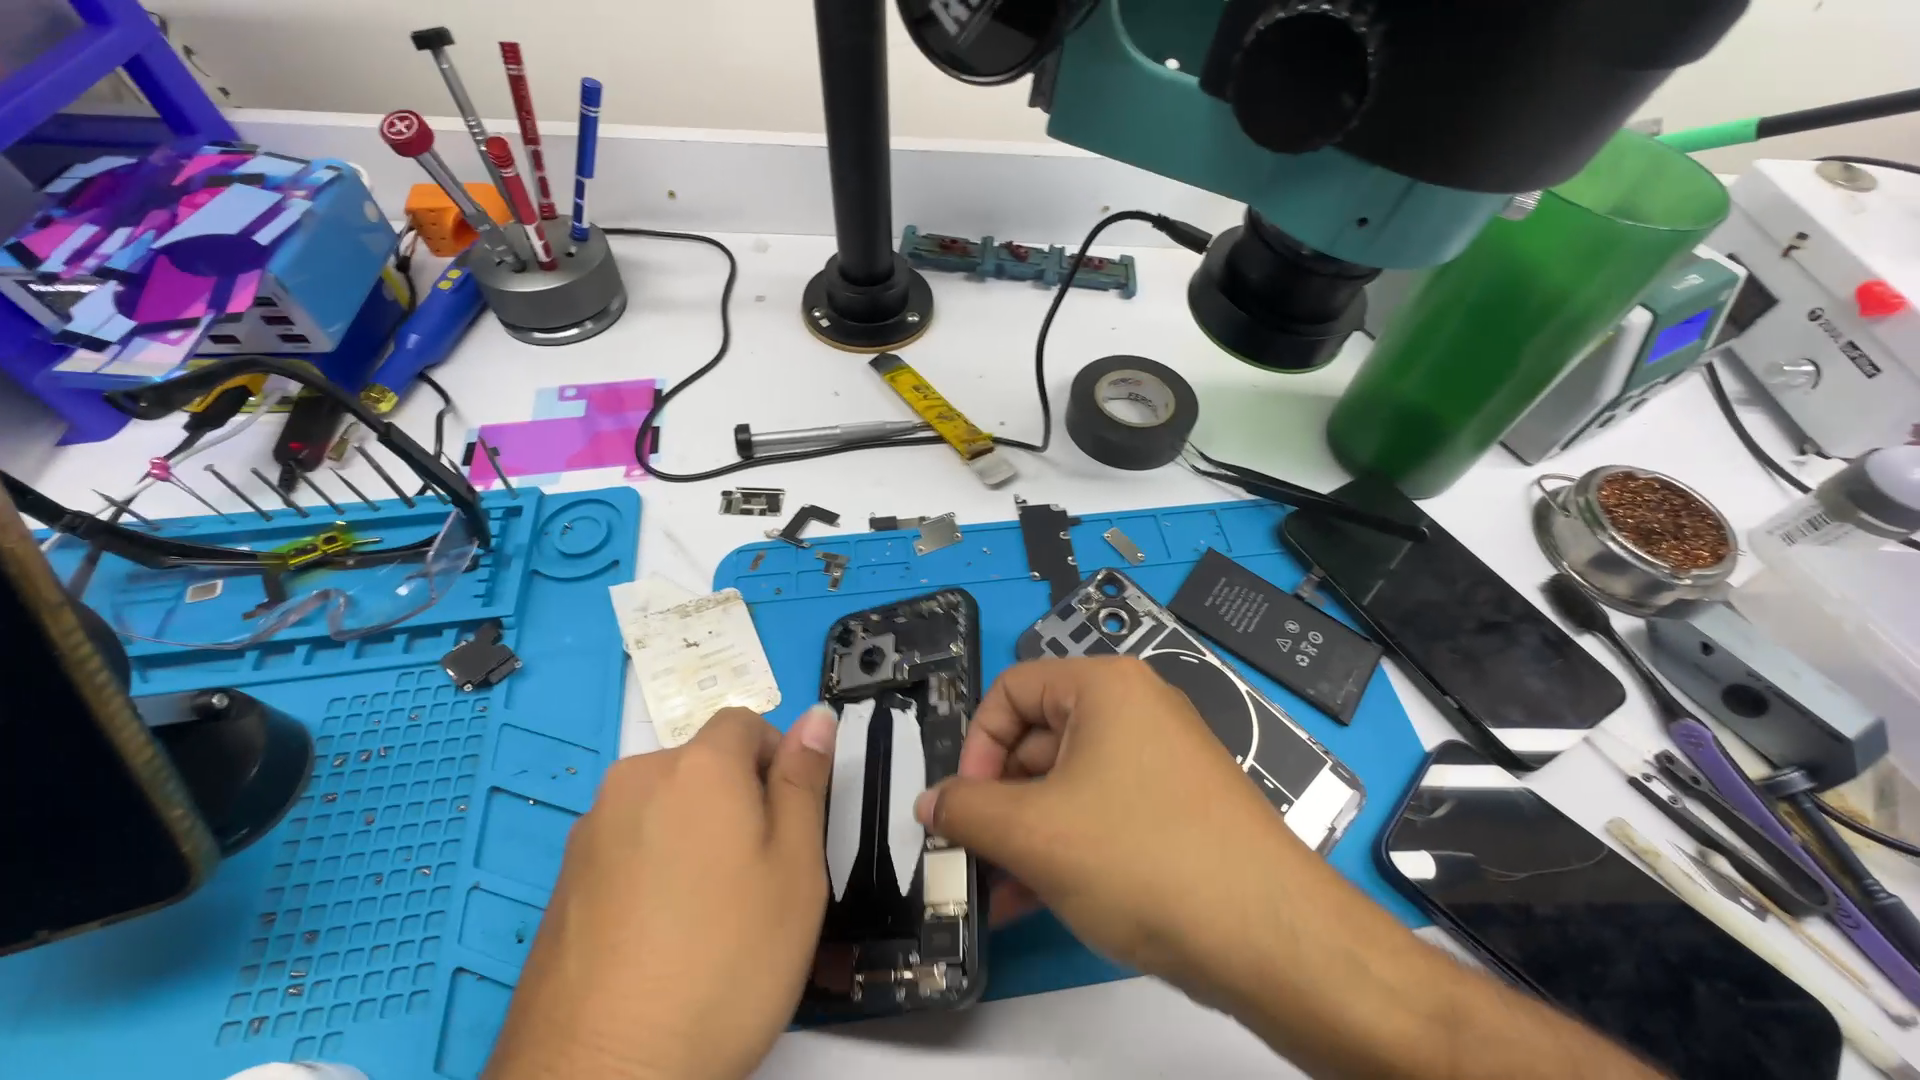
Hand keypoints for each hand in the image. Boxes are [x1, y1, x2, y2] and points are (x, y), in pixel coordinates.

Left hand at [484, 705, 837, 1079]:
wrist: (602, 1074)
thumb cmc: (726, 961)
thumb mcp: (794, 869)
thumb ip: (804, 782)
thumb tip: (815, 717)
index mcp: (696, 768)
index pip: (746, 723)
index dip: (779, 760)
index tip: (791, 825)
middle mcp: (632, 783)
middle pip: (702, 765)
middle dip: (738, 801)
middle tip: (760, 879)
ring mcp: (589, 834)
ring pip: (665, 809)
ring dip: (695, 837)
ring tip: (711, 918)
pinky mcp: (563, 884)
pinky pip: (628, 849)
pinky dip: (654, 872)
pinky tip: (663, 940)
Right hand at [913, 656, 1311, 1006]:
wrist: (1267, 936)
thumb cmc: (1140, 858)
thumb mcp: (1034, 832)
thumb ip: (966, 810)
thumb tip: (930, 801)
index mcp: (1104, 687)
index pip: (1010, 691)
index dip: (975, 746)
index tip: (964, 804)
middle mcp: (1134, 711)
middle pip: (1036, 740)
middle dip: (996, 802)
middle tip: (972, 856)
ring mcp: (1158, 762)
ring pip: (1065, 786)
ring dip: (1022, 835)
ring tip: (994, 892)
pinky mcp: (1173, 810)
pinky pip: (1099, 814)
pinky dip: (1062, 848)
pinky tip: (1030, 902)